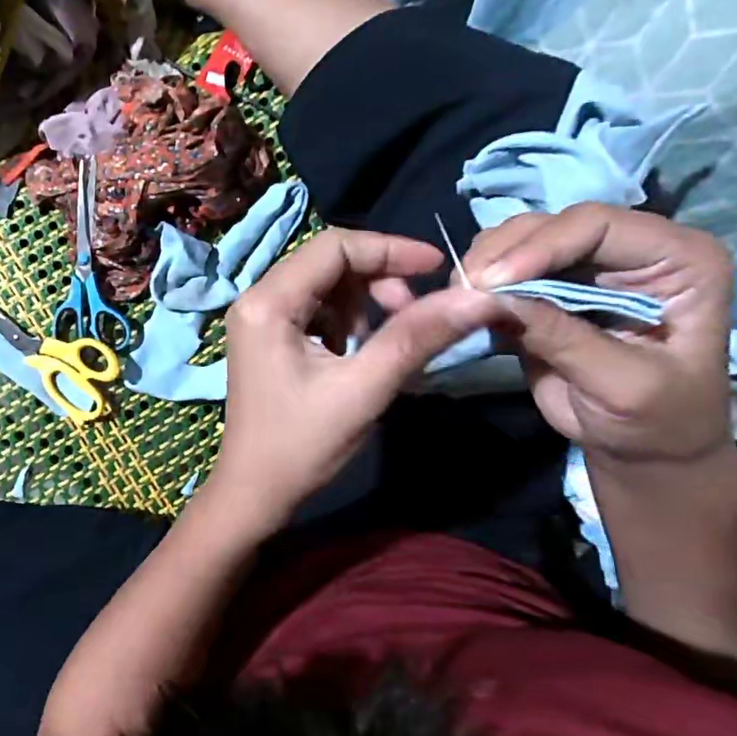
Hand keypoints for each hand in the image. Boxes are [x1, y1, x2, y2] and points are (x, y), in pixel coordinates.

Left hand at [210, 228, 502, 529]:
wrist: (255, 488)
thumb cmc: (302, 443)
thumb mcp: (365, 388)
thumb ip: (417, 337)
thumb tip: (482, 297)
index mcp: (266, 303)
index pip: (332, 247)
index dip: (389, 249)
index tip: (438, 269)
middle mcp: (254, 300)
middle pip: (326, 262)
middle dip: (377, 279)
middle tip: (413, 316)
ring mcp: (257, 319)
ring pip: (323, 285)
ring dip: (364, 303)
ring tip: (385, 345)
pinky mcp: (266, 337)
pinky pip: (313, 309)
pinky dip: (345, 320)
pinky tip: (360, 353)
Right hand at [461, 202, 734, 464]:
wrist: (642, 445)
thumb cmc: (657, 418)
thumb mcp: (620, 384)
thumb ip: (563, 337)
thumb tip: (492, 299)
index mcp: (678, 260)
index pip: (597, 225)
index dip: (538, 246)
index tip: (489, 285)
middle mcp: (631, 250)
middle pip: (549, 224)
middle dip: (500, 255)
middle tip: (463, 293)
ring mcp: (585, 265)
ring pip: (517, 238)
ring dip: (481, 265)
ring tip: (460, 301)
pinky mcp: (546, 285)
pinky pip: (500, 264)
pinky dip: (476, 280)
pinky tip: (465, 306)